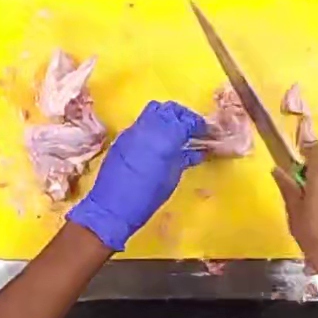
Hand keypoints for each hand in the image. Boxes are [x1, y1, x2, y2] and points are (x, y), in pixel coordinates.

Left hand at [67, 101, 207, 250]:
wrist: (111, 208)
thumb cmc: (147, 197)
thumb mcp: (172, 177)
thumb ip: (184, 158)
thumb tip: (196, 150)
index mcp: (164, 138)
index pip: (186, 119)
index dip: (199, 124)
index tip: (206, 132)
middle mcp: (147, 128)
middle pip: (169, 109)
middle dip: (183, 115)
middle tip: (192, 129)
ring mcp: (132, 131)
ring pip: (153, 111)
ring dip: (167, 118)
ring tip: (175, 134)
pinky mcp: (121, 138)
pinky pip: (141, 123)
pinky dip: (153, 127)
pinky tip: (158, 143)